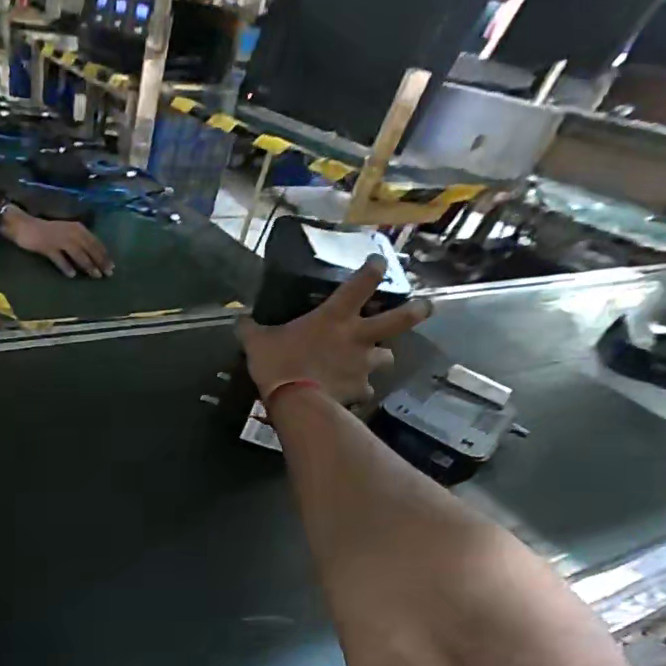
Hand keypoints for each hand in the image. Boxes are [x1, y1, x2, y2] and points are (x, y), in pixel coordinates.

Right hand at [0, 206, 114, 277]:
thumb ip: (79, 242)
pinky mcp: (47, 247)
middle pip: (89, 248)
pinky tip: (71, 275)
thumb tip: (93, 258)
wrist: (25, 226)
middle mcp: (71, 232)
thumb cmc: (47, 231)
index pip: (95, 242)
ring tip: (94, 276)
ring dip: (87, 264)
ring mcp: (59, 239)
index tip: (112, 266)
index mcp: (77, 228)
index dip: (104, 254)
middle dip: (99, 261)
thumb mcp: (67, 233)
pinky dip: (66, 266)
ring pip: (77, 253)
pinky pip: (59, 258)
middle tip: (107, 274)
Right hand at [237, 256, 431, 405]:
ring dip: (380, 357)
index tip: (380, 261)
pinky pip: (365, 389)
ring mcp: (363, 364)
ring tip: (371, 362)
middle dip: (416, 311)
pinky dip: (360, 390)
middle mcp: (358, 336)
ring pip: (386, 357)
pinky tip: (351, 394)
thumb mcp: (257, 343)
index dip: (373, 269)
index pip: (361, 283)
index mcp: (334, 317)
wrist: (297, 403)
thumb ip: (251, 330)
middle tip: (425, 307)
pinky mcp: (361, 389)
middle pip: (400, 319)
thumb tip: (239, 321)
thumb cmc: (279, 363)